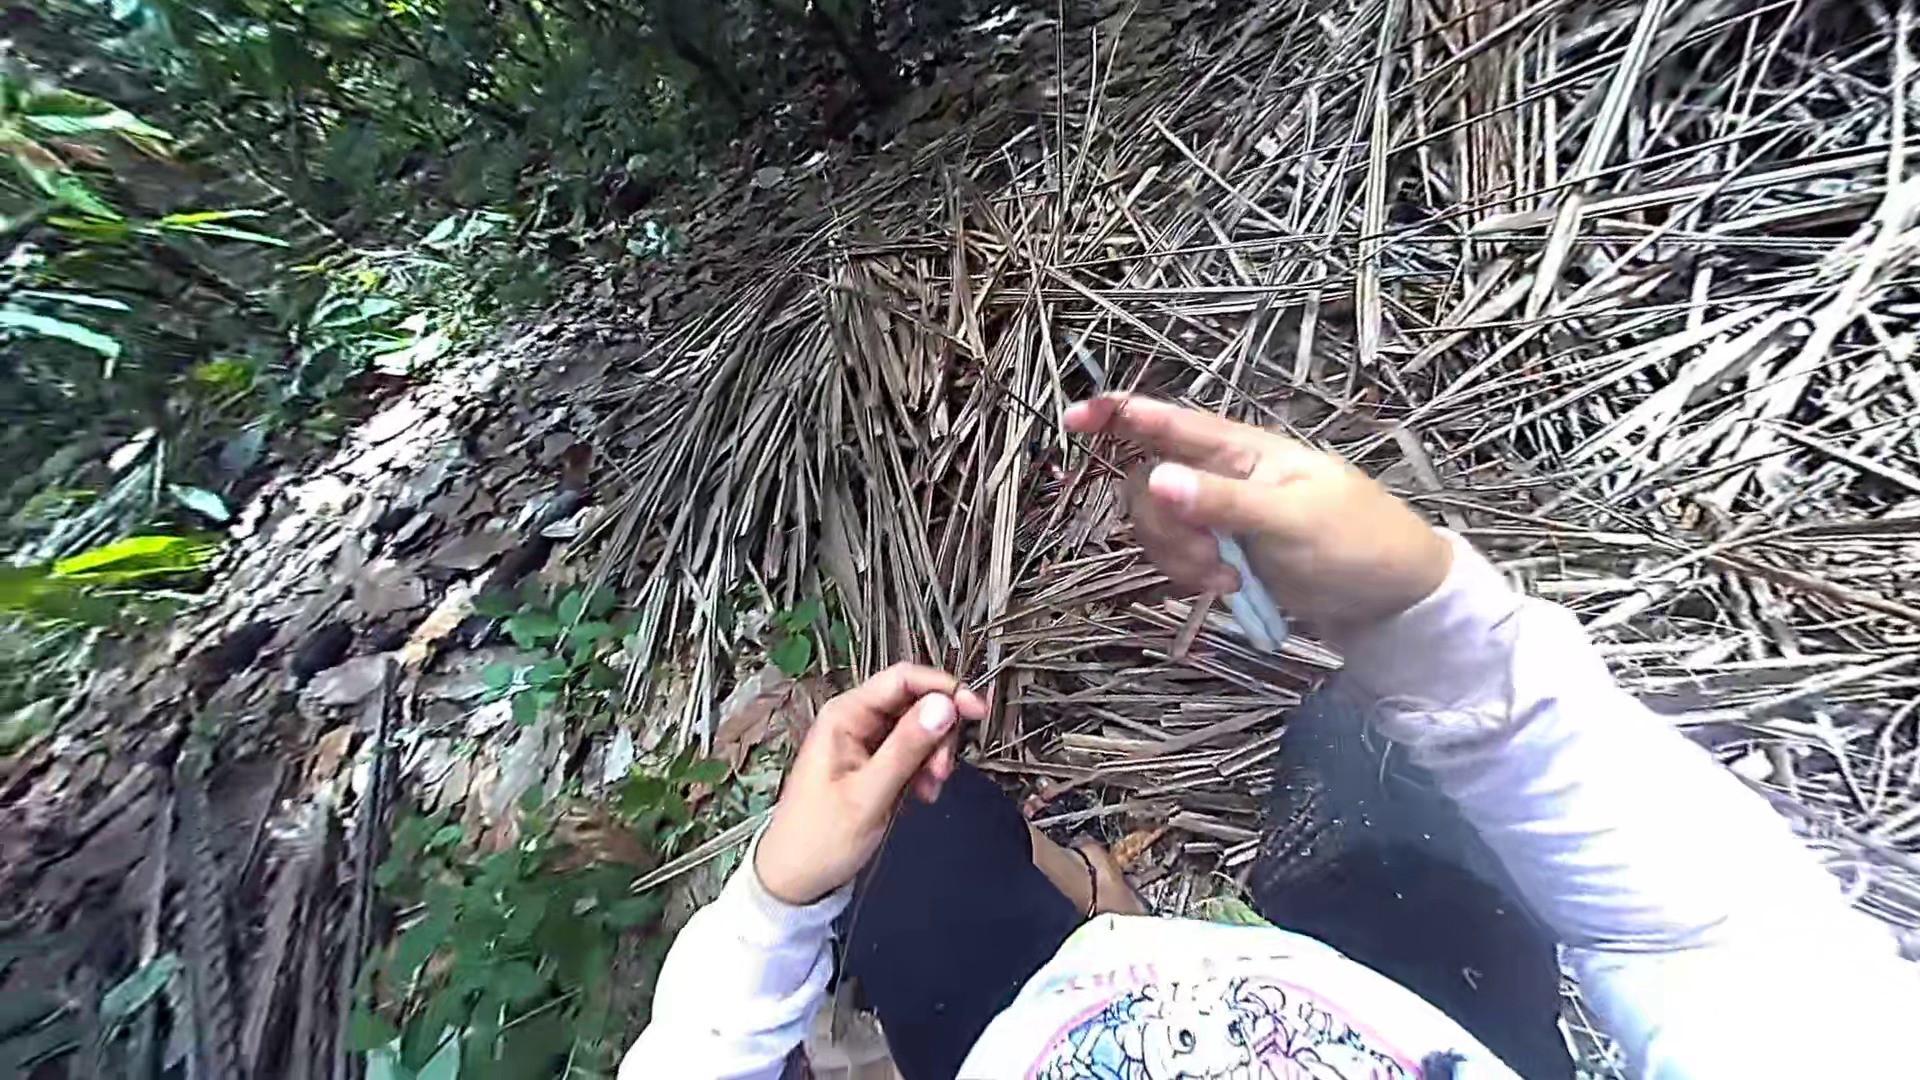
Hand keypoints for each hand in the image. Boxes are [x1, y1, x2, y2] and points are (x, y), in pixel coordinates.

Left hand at [754, 664, 989, 904]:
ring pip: (919, 726)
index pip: (903, 679)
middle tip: (942, 770)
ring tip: (929, 788)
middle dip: (938, 731)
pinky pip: (913, 749)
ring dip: (934, 754)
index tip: (976, 710)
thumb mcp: (869, 794)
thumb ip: (908, 747)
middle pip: (916, 701)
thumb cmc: (820, 839)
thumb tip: (945, 705)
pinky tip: (922, 794)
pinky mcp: (876, 760)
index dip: (944, 688)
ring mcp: (866, 739)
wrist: (795, 883)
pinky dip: (925, 768)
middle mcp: (857, 718)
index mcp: (846, 714)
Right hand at [1064, 394, 1451, 631]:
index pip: (1167, 422)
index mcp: (1237, 449)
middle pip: (1146, 486)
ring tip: (1226, 577)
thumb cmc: (1355, 539)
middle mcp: (1213, 475)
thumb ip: (1223, 500)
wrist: (1385, 596)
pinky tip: (1227, 586)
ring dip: (1178, 557)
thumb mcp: (1294, 519)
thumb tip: (1155, 479)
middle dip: (1164, 527)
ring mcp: (1210, 514)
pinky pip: (1169, 555)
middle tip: (1208, 556)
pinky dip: (1187, 574)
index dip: (1116, 415)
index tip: (1072, 421)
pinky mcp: (1210, 548)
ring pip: (1153, 525)